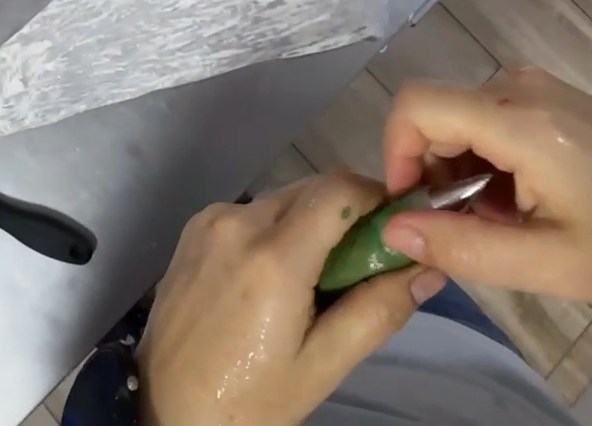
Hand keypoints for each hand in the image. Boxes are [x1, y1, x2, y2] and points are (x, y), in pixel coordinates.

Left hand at [138, 172, 447, 425]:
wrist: (164, 406)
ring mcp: (212, 218)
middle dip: (347, 213)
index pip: (339, 188)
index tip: (396, 226)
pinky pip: (252, 210)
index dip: (375, 196)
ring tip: (316, 277)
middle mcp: (240, 219)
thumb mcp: (322, 366)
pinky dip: (275, 228)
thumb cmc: (251, 397)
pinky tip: (273, 276)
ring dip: (310, 221)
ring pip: (282, 197)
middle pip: (312, 188)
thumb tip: (428, 268)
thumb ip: (378, 311)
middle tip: (364, 261)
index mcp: (274, 254)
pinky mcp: (195, 225)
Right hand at [379, 70, 591, 308]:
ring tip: (510, 225)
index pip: (415, 106)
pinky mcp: (554, 98)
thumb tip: (391, 227)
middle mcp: (521, 87)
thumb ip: (463, 248)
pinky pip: (491, 119)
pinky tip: (530, 204)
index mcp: (519, 120)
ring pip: (461, 120)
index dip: (396, 153)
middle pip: (436, 115)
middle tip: (471, 232)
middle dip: (435, 174)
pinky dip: (489, 162)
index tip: (414, 208)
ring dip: (465, 174)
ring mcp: (540, 88)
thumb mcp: (553, 266)